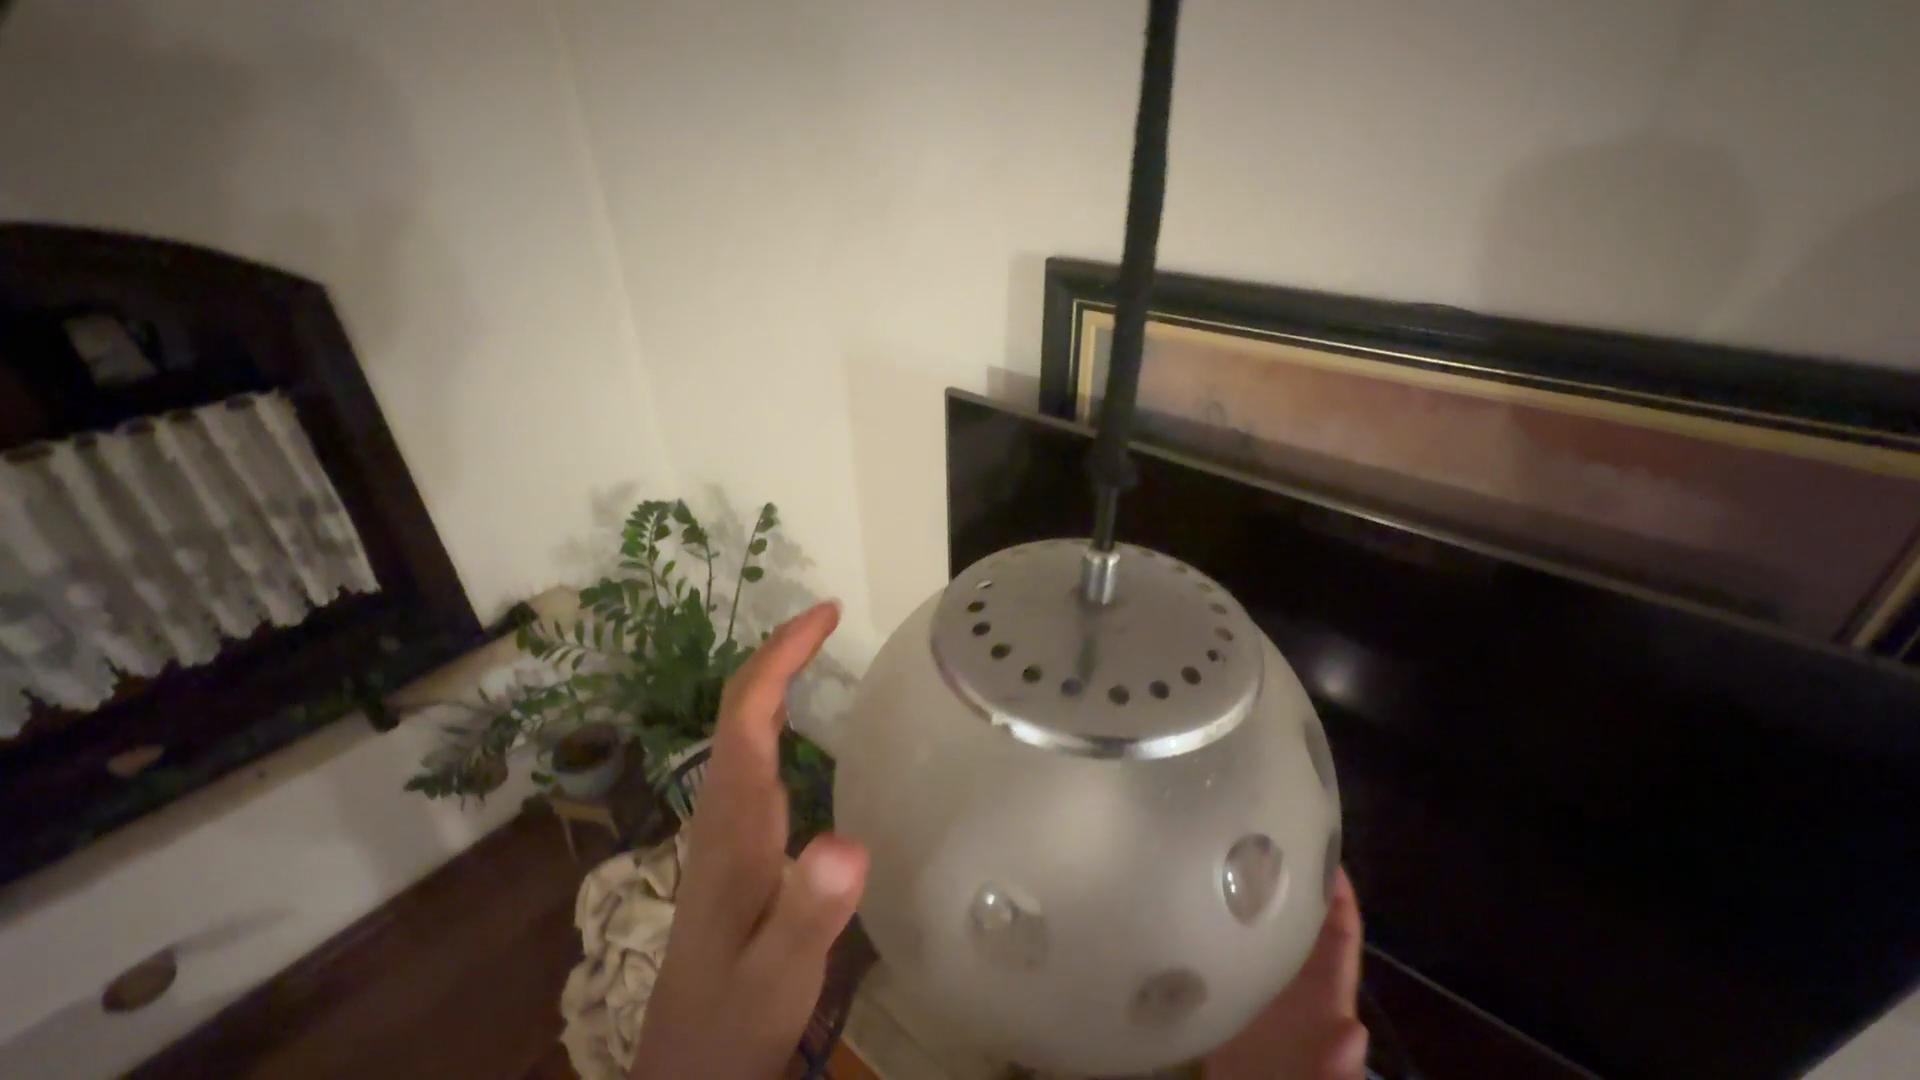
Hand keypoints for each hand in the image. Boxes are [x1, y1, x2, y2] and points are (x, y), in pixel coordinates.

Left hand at [630, 602, 869, 1079]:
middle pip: (738, 710)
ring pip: (740, 730)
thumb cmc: (737, 1014)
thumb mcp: (781, 973)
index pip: (747, 718)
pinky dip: (774, 717)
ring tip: (819, 648)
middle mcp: (722, 811)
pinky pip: (751, 757)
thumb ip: (809, 911)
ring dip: (774, 678)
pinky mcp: (734, 844)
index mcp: (733, 825)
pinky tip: (798, 724)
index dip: (781, 657)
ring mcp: (724, 826)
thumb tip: (849, 842)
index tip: (825, 616)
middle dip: (778, 652)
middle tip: (829, 618)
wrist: (690, 1060)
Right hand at [1206, 868, 1368, 1079]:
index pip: (1339, 937)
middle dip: (1289, 880)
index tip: (1324, 850)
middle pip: (1298, 923)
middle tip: (1261, 833)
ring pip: (1260, 931)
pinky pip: (1225, 953)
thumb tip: (1352, 1032)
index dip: (1338, 895)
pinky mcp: (1226, 999)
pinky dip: (1213, 925)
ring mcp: (1260, 989)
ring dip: (1248, 896)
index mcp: (1325, 999)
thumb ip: (1338, 1069)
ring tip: (1221, 852)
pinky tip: (1186, 901)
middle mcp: (1295, 986)